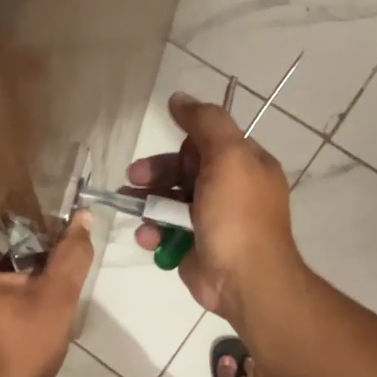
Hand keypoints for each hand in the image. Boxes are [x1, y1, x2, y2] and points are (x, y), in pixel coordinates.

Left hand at [0, 193, 93, 376]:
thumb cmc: (22, 353)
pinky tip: (30, 259)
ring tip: (45, 229)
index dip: (8, 192)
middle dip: (10, 213)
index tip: (42, 186)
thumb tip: (82, 216)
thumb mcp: (55, 300)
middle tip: (49, 207)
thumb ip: (71, 253)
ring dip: (5, 235)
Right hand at [131, 91, 301, 319]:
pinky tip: (147, 236)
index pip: (209, 141)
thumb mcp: (228, 156)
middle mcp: (229, 189)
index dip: (184, 140)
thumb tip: (180, 97)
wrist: (244, 279)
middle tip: (134, 176)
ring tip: (131, 207)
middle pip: (183, 169)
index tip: (161, 137)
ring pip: (169, 200)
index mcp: (245, 165)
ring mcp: (211, 220)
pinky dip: (153, 231)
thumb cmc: (238, 215)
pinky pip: (165, 230)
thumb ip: (206, 122)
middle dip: (156, 172)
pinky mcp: (193, 246)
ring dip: (147, 202)